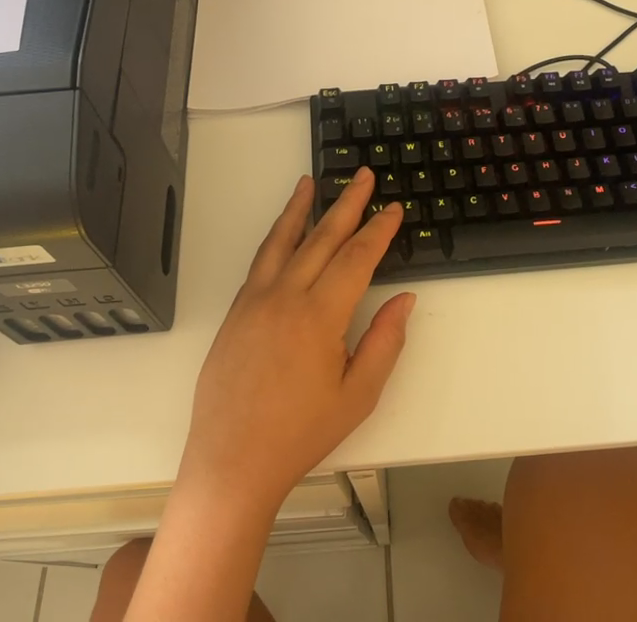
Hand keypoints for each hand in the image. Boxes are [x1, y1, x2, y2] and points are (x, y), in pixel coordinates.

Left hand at [180, 169, 414, 511]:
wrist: (232, 460)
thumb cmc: (300, 434)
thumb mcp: (357, 395)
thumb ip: (384, 342)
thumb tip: (404, 299)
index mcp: (319, 316)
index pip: (356, 258)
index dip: (378, 230)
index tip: (393, 208)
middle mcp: (284, 297)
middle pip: (321, 238)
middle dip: (346, 204)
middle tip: (362, 175)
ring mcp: (254, 301)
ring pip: (282, 242)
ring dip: (300, 209)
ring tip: (311, 182)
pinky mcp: (235, 312)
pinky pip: (260, 262)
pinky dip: (275, 237)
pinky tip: (284, 231)